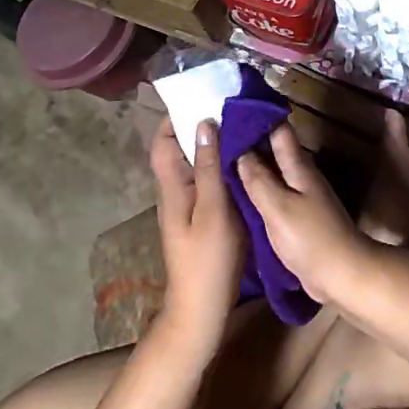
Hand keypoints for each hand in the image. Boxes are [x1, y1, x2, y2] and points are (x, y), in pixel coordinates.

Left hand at [151, 119, 243, 351]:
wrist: (201, 311)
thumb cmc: (207, 261)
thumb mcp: (213, 210)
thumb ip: (209, 168)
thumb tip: (204, 123)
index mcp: (173, 189)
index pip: (163, 144)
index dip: (174, 119)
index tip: (199, 98)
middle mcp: (176, 193)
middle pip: (180, 151)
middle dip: (200, 127)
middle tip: (230, 108)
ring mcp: (189, 208)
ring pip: (197, 166)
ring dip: (214, 145)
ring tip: (242, 128)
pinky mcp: (204, 218)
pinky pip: (209, 182)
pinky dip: (223, 166)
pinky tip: (245, 163)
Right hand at [236, 124, 367, 306]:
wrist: (342, 274)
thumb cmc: (310, 238)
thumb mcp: (278, 208)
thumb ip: (258, 179)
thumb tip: (240, 151)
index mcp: (299, 166)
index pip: (279, 130)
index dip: (259, 117)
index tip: (233, 109)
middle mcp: (302, 175)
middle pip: (275, 149)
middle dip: (251, 140)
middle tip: (219, 135)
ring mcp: (302, 195)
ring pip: (274, 171)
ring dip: (254, 165)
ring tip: (223, 162)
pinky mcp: (300, 216)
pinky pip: (276, 193)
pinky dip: (259, 188)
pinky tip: (241, 194)